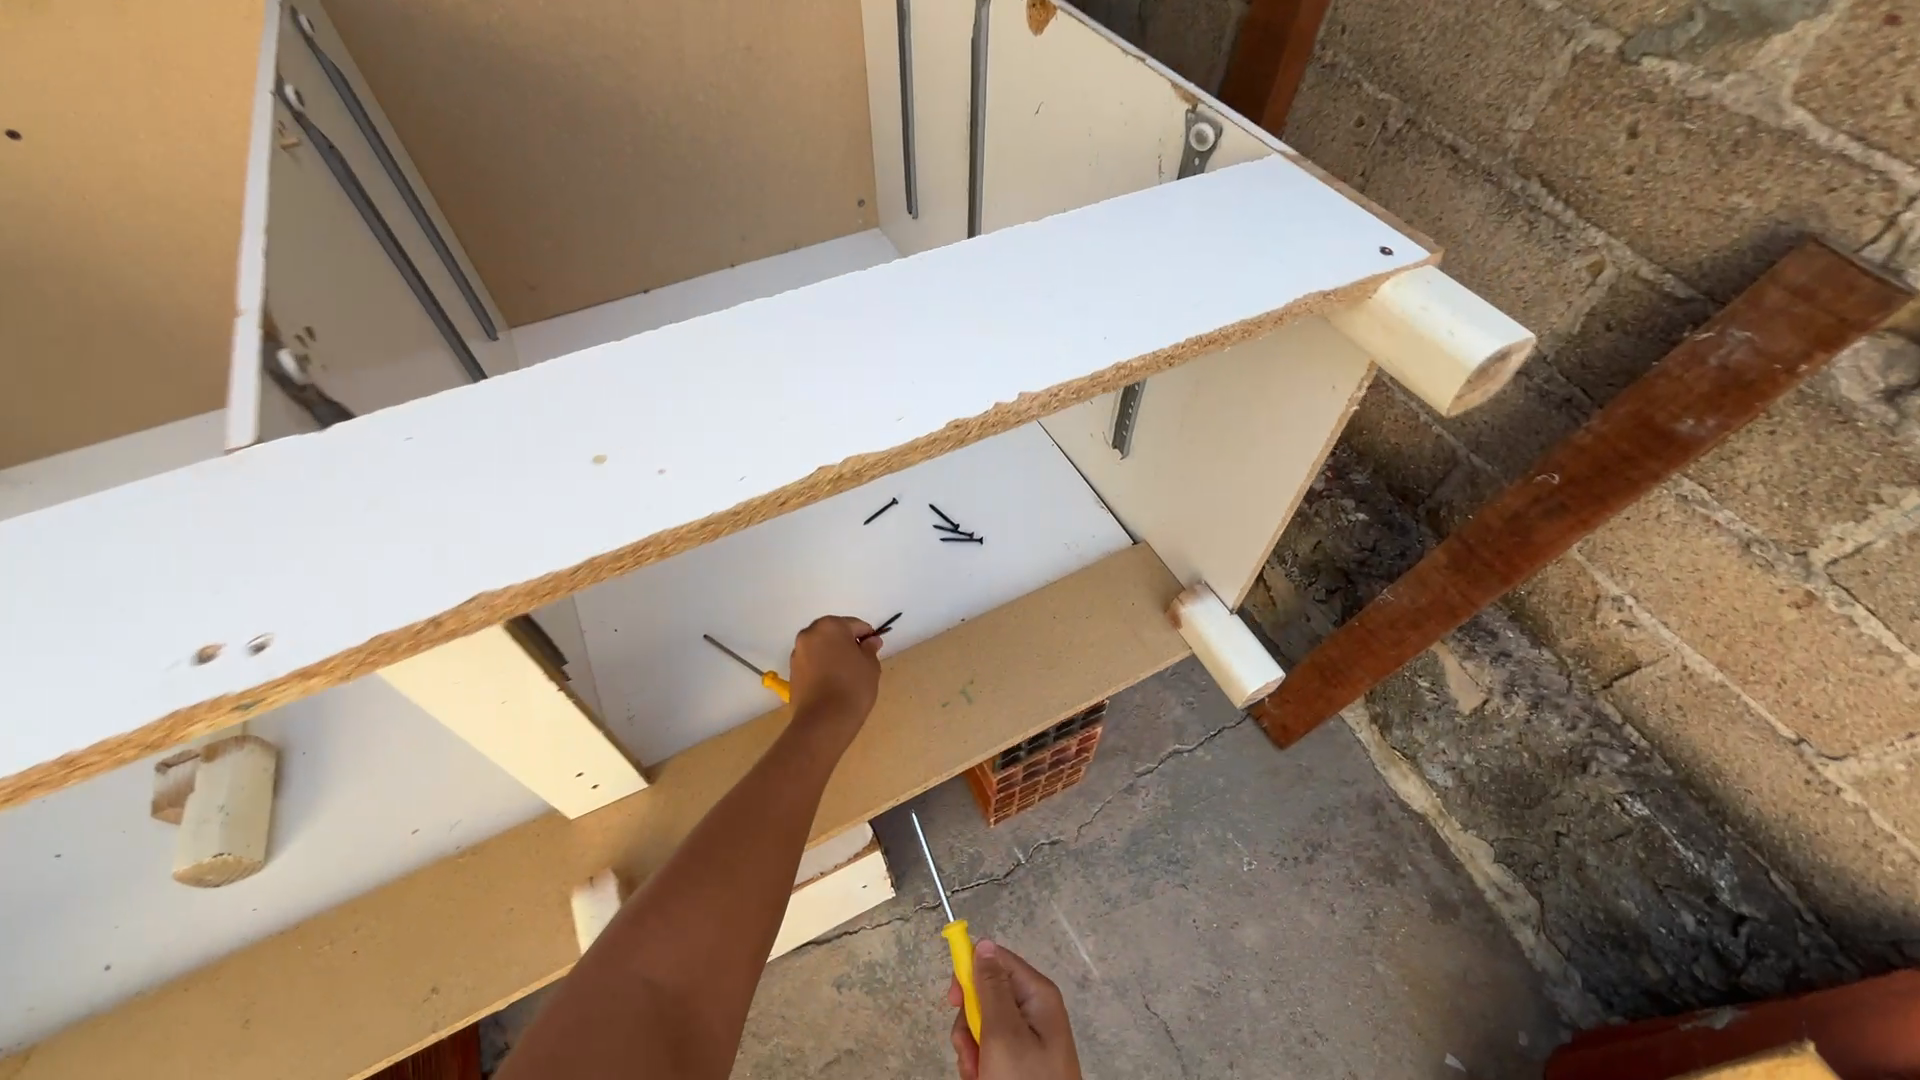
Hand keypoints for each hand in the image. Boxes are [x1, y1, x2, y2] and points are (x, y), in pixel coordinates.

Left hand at [788, 615, 883, 738]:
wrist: (825, 719)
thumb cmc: (853, 686)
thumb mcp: (870, 665)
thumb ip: (870, 648)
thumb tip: (870, 641)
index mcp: (830, 626)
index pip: (855, 625)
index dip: (867, 637)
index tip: (874, 651)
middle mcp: (809, 634)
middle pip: (834, 633)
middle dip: (846, 643)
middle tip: (860, 662)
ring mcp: (798, 653)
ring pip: (820, 648)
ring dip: (832, 655)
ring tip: (845, 675)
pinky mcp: (792, 671)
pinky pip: (811, 662)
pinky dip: (821, 667)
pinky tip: (832, 683)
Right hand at [949, 940, 1081, 1079]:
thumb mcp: (1002, 1033)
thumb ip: (990, 987)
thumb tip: (983, 944)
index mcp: (1037, 994)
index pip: (996, 960)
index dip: (970, 972)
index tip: (952, 998)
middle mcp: (1033, 1010)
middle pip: (986, 995)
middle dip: (969, 1022)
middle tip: (970, 1048)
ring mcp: (1027, 1038)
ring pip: (982, 1025)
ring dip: (971, 1049)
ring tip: (979, 1073)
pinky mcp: (1019, 1062)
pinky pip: (989, 1050)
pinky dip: (980, 1066)